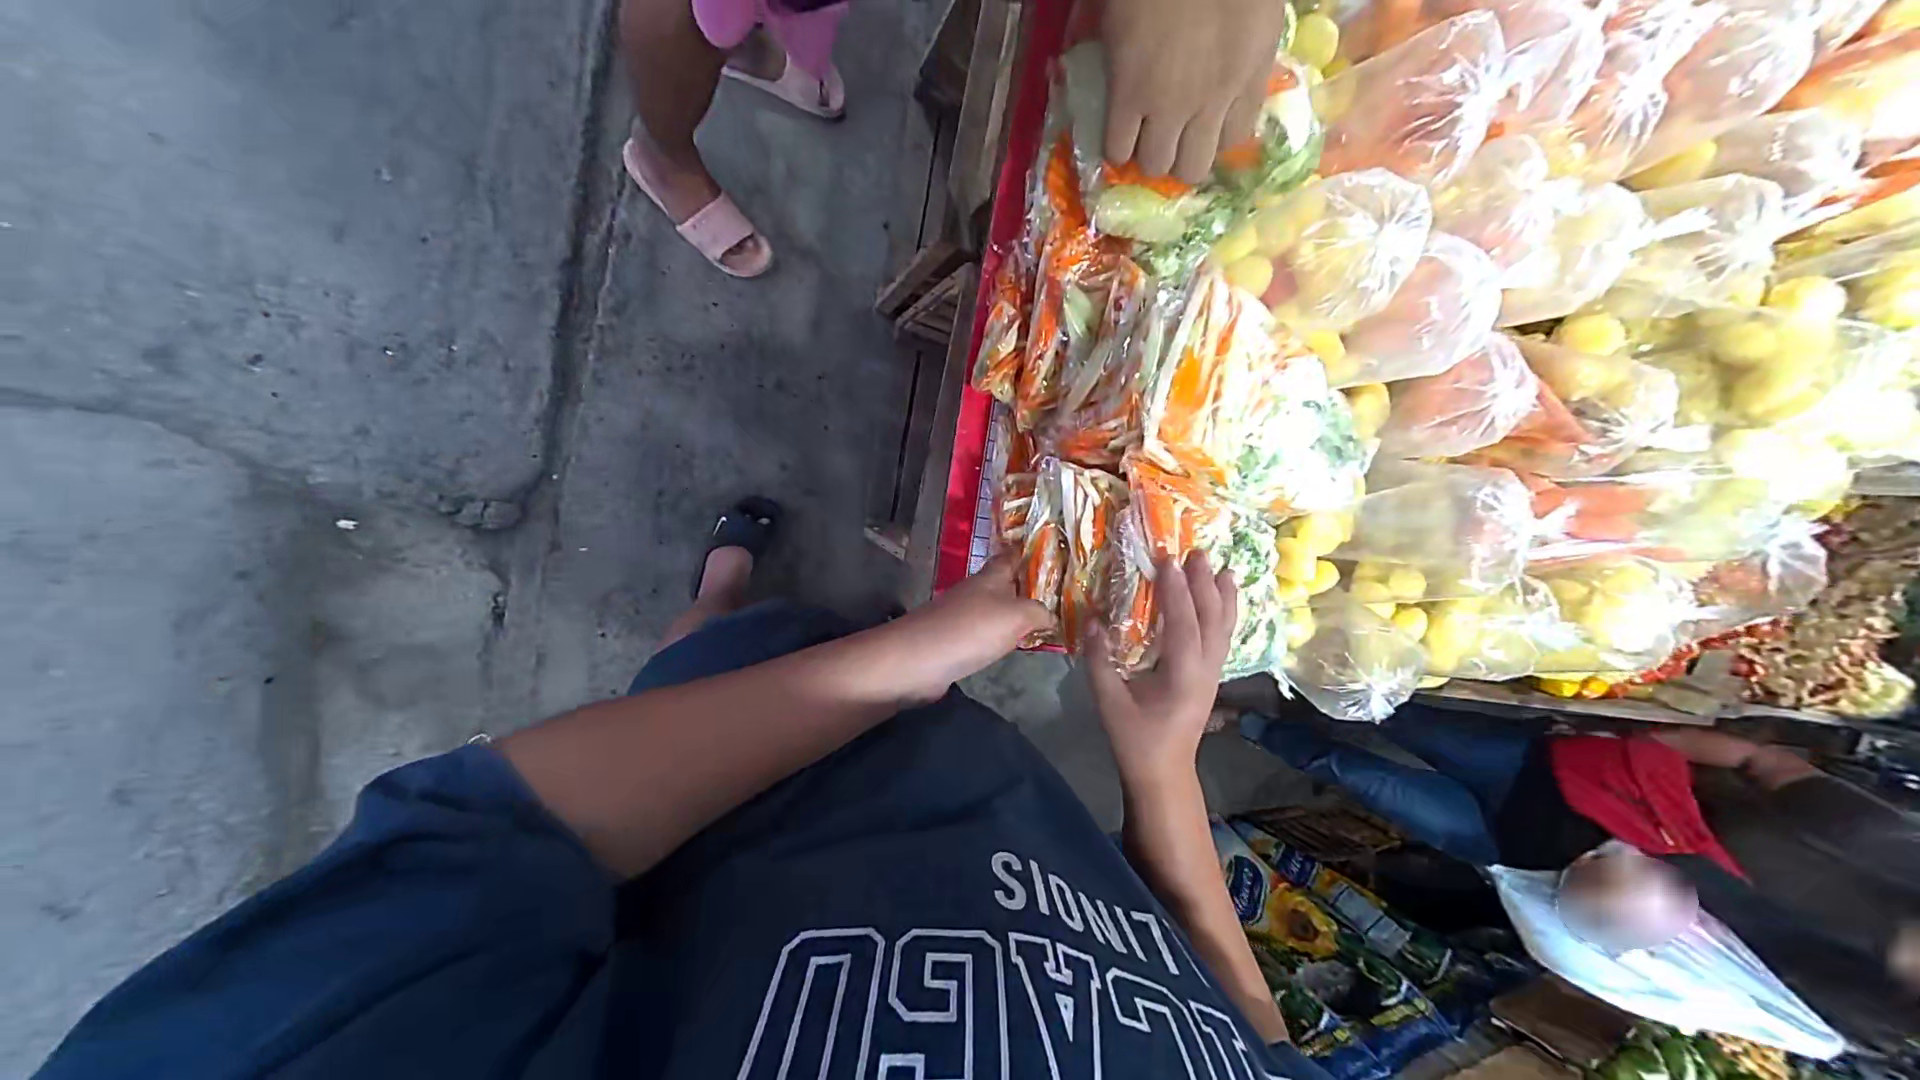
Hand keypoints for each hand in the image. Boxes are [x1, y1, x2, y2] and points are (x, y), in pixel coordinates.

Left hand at [890, 556, 1051, 702]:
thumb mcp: (1017, 615)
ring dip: (1017, 613)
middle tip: (1061, 595)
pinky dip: (1002, 636)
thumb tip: (1053, 615)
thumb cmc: (970, 629)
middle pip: (1006, 583)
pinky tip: (1014, 646)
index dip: (1032, 552)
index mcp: (991, 577)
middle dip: (1029, 586)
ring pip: (997, 608)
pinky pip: (985, 633)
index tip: (1056, 554)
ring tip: (1046, 622)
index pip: (1013, 555)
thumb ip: (1039, 612)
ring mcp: (962, 616)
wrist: (918, 660)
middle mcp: (976, 591)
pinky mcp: (954, 640)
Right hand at [1085, 552, 1237, 788]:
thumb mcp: (1109, 701)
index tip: (1168, 560)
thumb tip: (1091, 620)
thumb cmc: (1134, 739)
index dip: (1177, 592)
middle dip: (1205, 585)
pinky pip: (1223, 638)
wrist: (1163, 773)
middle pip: (1212, 622)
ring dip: (1222, 597)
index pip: (1183, 626)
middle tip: (1198, 553)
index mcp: (1182, 677)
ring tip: (1224, 569)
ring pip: (1224, 629)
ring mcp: (1213, 675)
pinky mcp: (1211, 678)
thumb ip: (1100, 660)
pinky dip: (1224, 614)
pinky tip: (1223, 601)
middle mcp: (1205, 671)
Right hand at [1099, 0, 1286, 182]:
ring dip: (1146, 155)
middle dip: (1179, 158)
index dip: (1214, 139)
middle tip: (1166, 141)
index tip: (1201, 129)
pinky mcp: (1129, 97)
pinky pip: (1118, 147)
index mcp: (1250, 71)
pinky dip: (1115, 147)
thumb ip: (1246, 47)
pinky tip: (1114, 132)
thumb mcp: (1256, 9)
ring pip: (1156, 164)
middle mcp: (1213, 99)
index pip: (1235, 138)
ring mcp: (1170, 104)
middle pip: (1194, 165)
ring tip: (1137, 137)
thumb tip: (1227, 75)